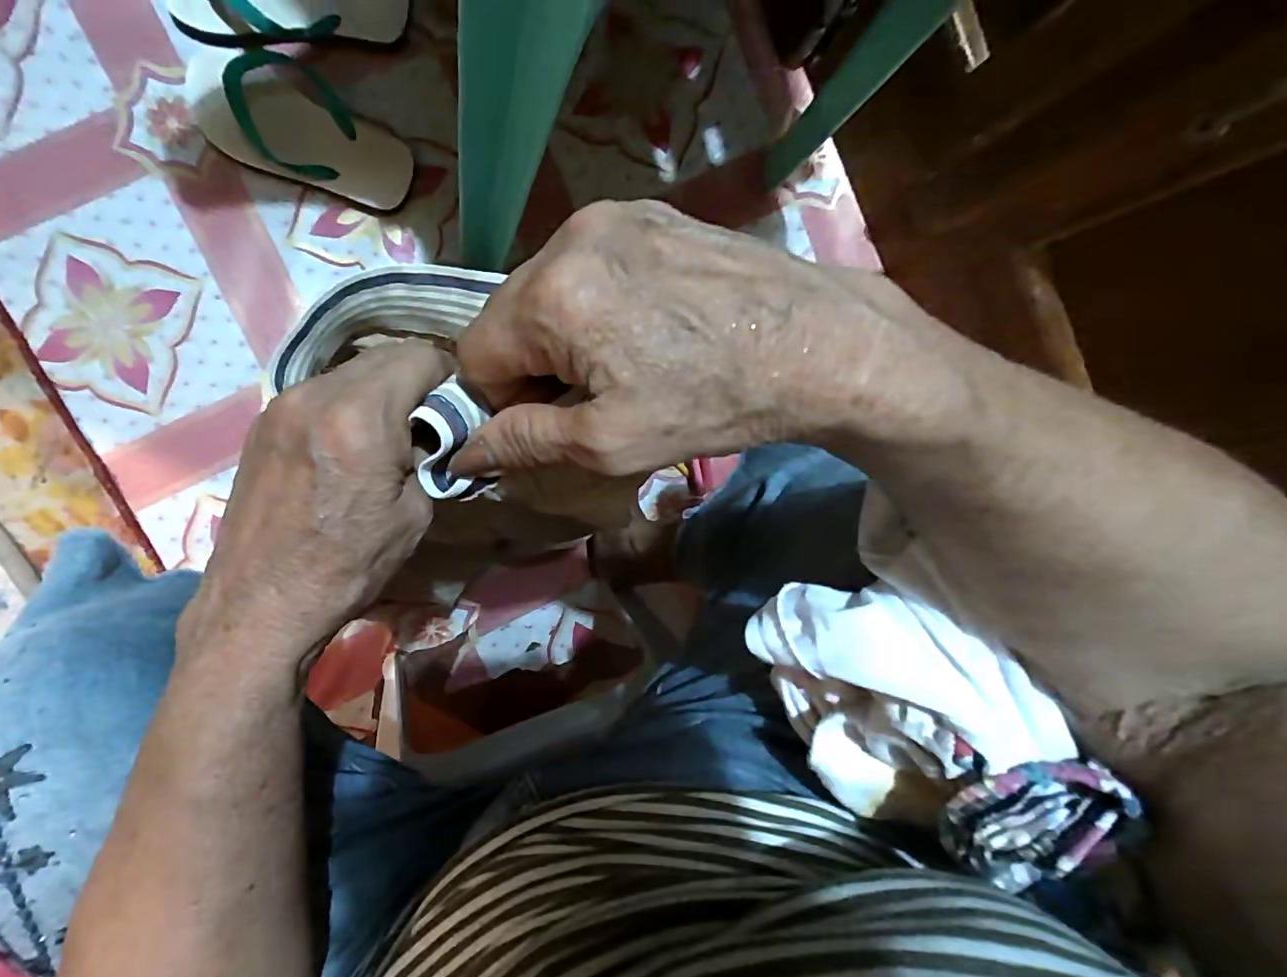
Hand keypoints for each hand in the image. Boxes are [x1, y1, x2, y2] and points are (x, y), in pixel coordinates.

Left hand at [179, 342, 450, 669]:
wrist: (261, 602)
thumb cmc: (344, 568)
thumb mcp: (412, 515)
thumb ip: (426, 456)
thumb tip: (429, 434)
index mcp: (360, 415)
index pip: (421, 356)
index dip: (447, 378)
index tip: (452, 411)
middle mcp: (315, 393)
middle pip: (382, 356)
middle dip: (411, 382)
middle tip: (421, 426)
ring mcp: (280, 403)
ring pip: (346, 373)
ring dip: (373, 394)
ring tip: (378, 441)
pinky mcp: (261, 422)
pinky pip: (316, 395)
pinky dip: (340, 408)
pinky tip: (341, 449)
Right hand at [450, 200, 939, 475]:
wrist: (824, 345)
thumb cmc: (711, 403)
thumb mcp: (605, 443)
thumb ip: (521, 442)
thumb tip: (462, 454)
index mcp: (552, 293)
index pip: (474, 355)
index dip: (499, 400)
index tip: (548, 420)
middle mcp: (569, 237)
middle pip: (503, 318)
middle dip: (525, 366)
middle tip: (581, 397)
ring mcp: (609, 215)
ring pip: (537, 292)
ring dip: (554, 336)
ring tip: (615, 361)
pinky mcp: (643, 212)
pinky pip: (578, 267)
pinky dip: (585, 304)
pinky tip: (636, 327)